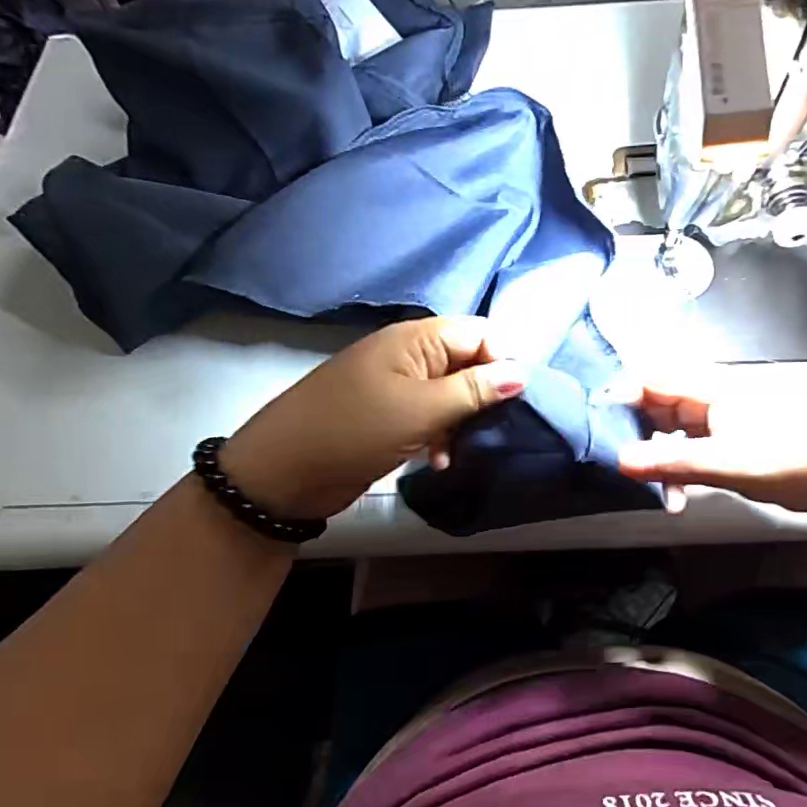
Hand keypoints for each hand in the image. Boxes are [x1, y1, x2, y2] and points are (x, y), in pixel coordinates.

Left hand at [220, 318, 525, 519]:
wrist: (284, 473)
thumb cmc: (355, 431)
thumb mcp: (422, 410)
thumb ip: (475, 390)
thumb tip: (522, 374)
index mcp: (416, 339)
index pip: (480, 333)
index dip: (504, 361)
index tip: (518, 400)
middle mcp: (410, 355)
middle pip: (468, 363)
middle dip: (486, 395)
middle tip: (495, 429)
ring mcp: (397, 386)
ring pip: (452, 394)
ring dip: (463, 422)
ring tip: (461, 450)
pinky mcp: (389, 415)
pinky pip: (431, 416)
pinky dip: (441, 436)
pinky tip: (438, 460)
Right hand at [616, 374, 806, 521]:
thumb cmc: (791, 459)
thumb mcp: (727, 463)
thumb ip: (673, 463)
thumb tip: (622, 460)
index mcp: (712, 389)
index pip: (653, 380)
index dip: (622, 396)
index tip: (598, 423)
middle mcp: (713, 398)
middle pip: (658, 406)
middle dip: (640, 437)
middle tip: (632, 470)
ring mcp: (722, 420)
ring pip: (673, 432)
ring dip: (661, 461)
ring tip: (664, 496)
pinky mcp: (731, 442)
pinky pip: (690, 449)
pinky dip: (680, 471)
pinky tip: (680, 497)